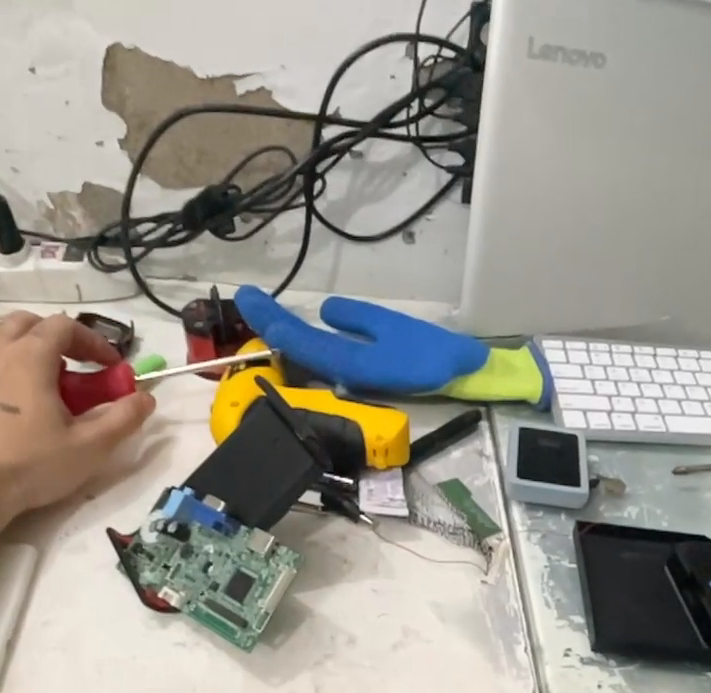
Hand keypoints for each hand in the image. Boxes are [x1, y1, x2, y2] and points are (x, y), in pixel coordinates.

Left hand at [0, 312, 155, 523]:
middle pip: (26, 322)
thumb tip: (146, 397)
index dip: (93, 342)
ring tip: (36, 373)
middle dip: (56, 337)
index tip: (110, 367)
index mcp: (31, 356)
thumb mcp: (91, 446)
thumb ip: (124, 418)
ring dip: (19, 343)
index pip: (65, 326)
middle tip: (75, 367)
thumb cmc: (31, 464)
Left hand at [234, 286, 550, 403]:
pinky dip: (304, 339)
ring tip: (264, 309)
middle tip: (249, 297)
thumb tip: (323, 312)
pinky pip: (321, 355)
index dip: (271, 320)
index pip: (299, 341)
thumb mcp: (394, 329)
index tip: (249, 296)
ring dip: (284, 332)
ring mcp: (349, 376)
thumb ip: (358, 320)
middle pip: (296, 349)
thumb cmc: (434, 354)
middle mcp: (342, 374)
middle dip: (271, 323)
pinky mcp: (359, 373)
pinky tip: (297, 329)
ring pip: (305, 354)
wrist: (462, 378)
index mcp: (350, 365)